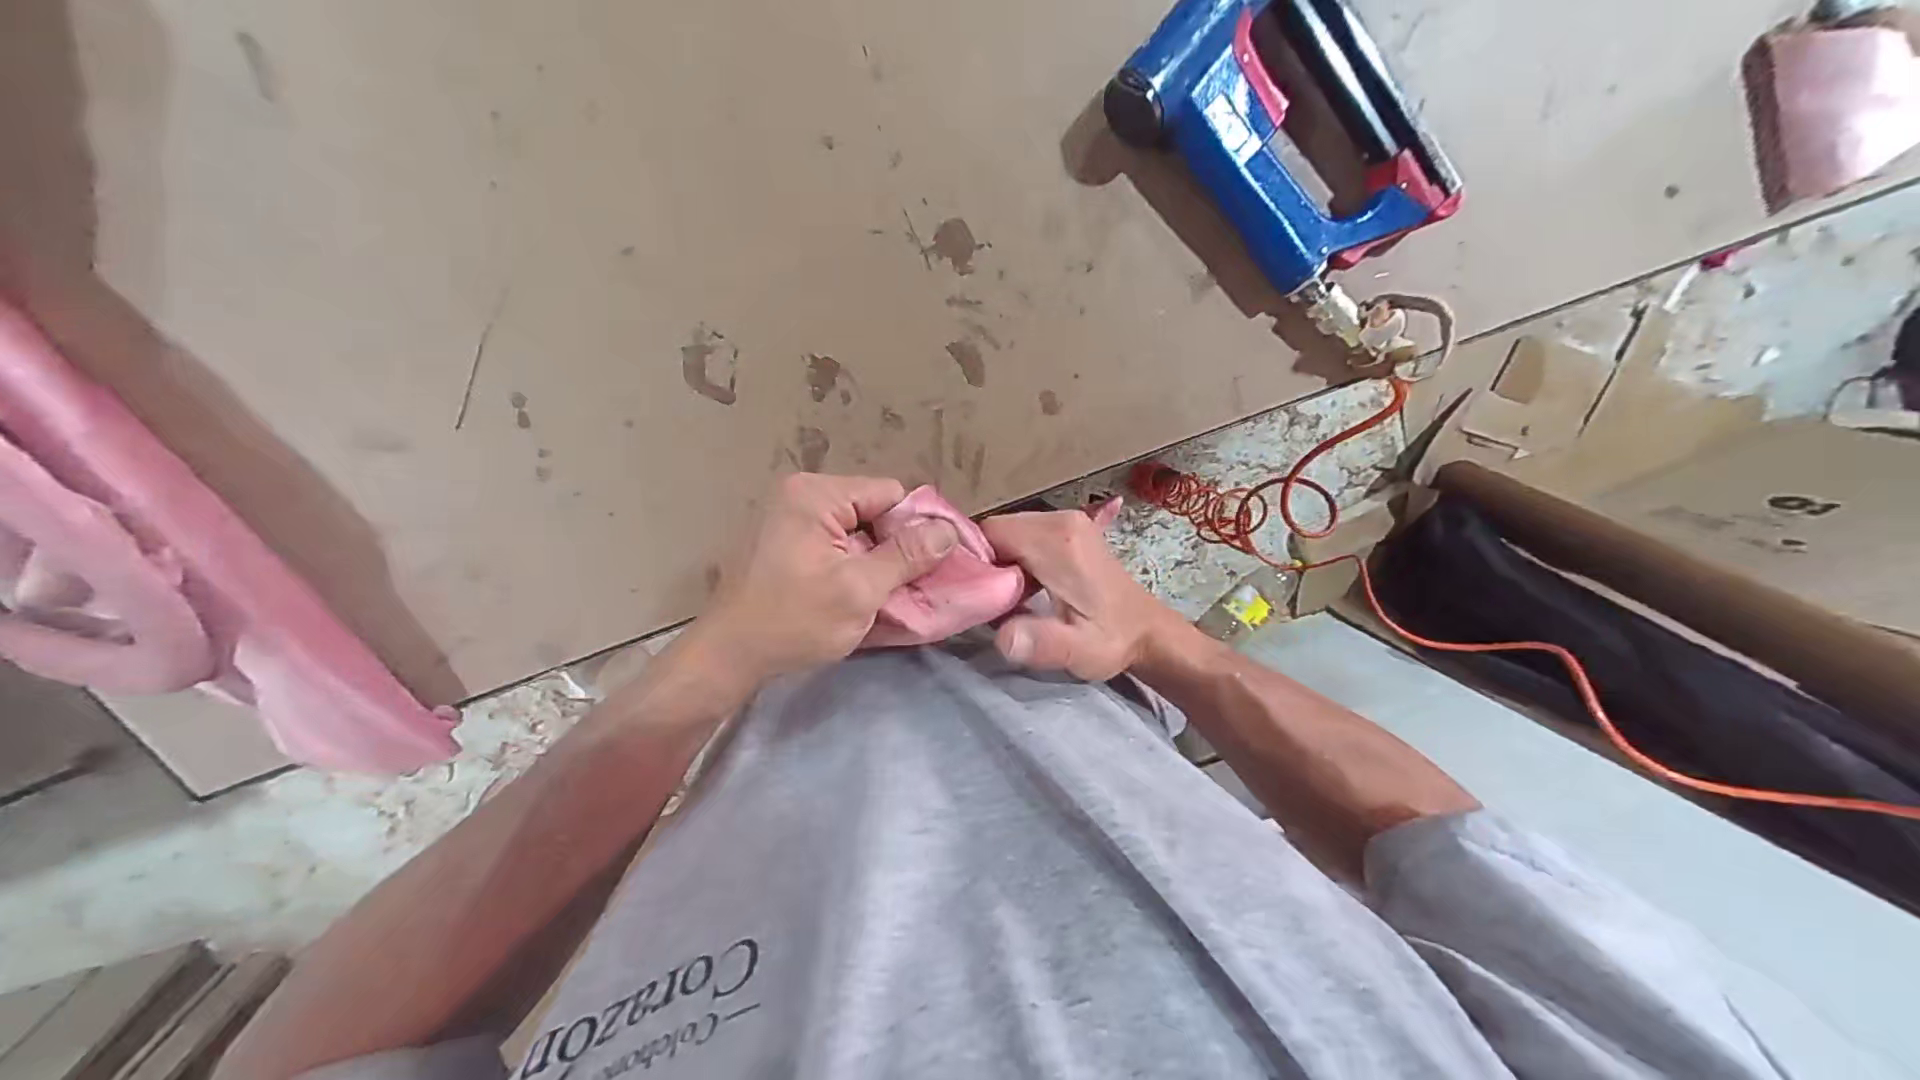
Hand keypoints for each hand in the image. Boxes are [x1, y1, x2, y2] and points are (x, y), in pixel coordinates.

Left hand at [684, 474, 958, 690]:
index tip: (928, 566)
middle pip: (872, 510)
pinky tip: (854, 593)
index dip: (915, 528)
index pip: (890, 494)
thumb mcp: (860, 591)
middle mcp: (799, 493)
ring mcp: (787, 516)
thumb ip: (907, 556)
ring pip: (855, 530)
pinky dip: (850, 565)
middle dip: (894, 547)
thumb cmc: (793, 622)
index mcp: (815, 494)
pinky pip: (833, 543)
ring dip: (873, 560)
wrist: (727, 657)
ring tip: (883, 594)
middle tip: (908, 585)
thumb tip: (947, 530)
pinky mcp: (782, 541)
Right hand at [980, 508, 1193, 680]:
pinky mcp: (1071, 527)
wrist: (1148, 630)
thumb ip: (1042, 643)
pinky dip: (1016, 557)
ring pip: (1008, 531)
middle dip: (987, 562)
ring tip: (1008, 595)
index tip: (975, 593)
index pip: (989, 533)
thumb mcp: (1079, 651)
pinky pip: (1025, 534)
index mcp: (1058, 541)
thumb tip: (1004, 638)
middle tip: (991, 599)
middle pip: (997, 529)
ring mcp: (1068, 519)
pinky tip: (1024, 585)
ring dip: (1000, 561)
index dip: (974, 561)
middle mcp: (1061, 519)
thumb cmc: (1111, 640)